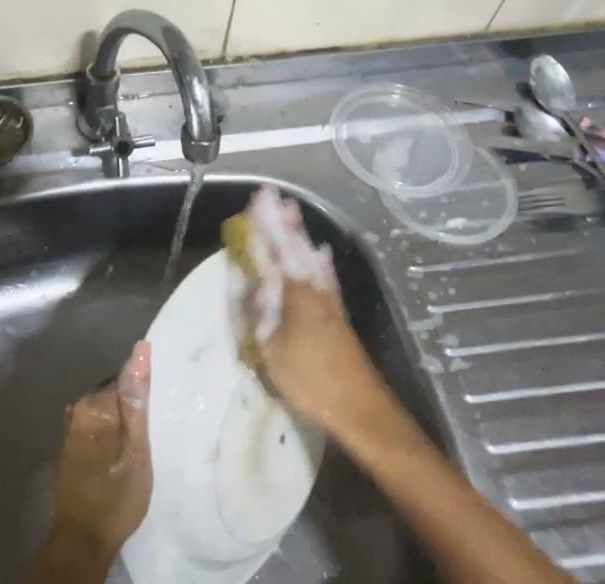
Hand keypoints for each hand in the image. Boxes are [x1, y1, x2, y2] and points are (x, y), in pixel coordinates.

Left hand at [43, 342, 152, 564]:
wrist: (82, 541)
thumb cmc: (116, 496)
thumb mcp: (137, 449)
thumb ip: (138, 399)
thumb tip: (140, 350)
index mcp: (93, 405)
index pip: (124, 380)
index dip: (144, 393)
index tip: (161, 410)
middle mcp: (76, 410)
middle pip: (112, 396)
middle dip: (132, 408)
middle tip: (155, 431)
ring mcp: (68, 431)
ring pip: (104, 415)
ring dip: (121, 424)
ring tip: (142, 443)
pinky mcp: (68, 450)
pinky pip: (95, 430)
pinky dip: (109, 437)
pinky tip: (121, 455)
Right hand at [235, 188, 390, 432]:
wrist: (360, 407)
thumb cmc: (310, 379)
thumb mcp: (269, 350)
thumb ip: (254, 313)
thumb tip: (244, 282)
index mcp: (294, 293)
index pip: (274, 249)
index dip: (264, 224)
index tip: (256, 199)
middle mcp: (313, 288)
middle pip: (294, 246)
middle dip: (281, 221)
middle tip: (271, 197)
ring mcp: (329, 299)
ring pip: (310, 257)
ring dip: (298, 234)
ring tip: (290, 213)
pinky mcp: (337, 314)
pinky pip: (324, 274)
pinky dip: (317, 259)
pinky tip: (320, 254)